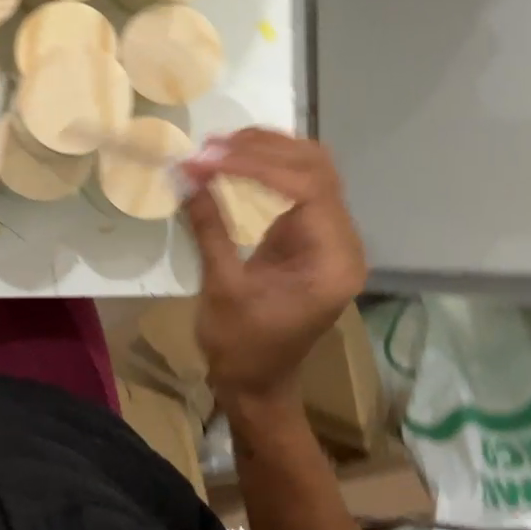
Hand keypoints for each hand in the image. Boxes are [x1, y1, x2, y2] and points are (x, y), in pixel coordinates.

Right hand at [181, 129, 365, 401]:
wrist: (256, 383)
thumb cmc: (241, 346)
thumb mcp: (221, 288)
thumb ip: (211, 228)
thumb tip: (188, 177)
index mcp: (332, 260)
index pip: (307, 189)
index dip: (257, 165)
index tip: (207, 159)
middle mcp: (342, 242)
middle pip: (317, 170)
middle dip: (263, 150)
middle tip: (209, 146)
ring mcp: (329, 238)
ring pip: (311, 172)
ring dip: (266, 152)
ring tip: (217, 147)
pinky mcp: (309, 238)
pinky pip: (298, 188)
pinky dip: (266, 169)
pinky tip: (233, 162)